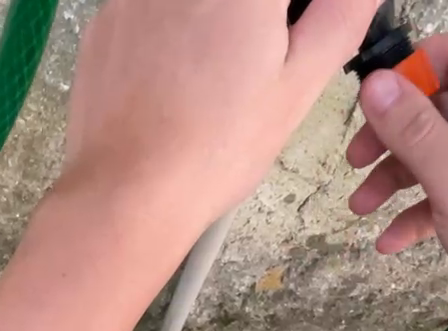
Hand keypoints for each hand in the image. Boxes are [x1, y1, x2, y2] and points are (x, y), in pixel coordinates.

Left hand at [59, 0, 381, 235]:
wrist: (128, 193)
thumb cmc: (213, 150)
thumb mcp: (297, 87)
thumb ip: (339, 17)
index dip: (293, 18)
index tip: (294, 38)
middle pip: (242, 4)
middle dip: (257, 23)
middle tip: (257, 63)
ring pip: (196, 7)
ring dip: (214, 28)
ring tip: (212, 82)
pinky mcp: (108, 17)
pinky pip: (154, 10)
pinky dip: (172, 34)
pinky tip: (176, 87)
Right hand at [347, 35, 447, 330]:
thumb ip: (413, 129)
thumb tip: (373, 82)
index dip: (405, 78)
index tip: (367, 114)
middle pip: (441, 106)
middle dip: (392, 138)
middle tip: (353, 165)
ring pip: (442, 152)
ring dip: (397, 178)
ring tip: (360, 210)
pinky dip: (421, 210)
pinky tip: (390, 241)